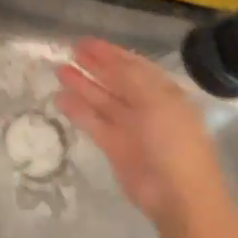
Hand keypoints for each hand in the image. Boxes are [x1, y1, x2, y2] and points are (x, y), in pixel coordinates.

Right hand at [55, 38, 224, 225]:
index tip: (86, 42)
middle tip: (69, 51)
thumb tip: (108, 57)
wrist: (178, 196)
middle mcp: (147, 108)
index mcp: (164, 94)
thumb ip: (130, 77)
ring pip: (102, 101)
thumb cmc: (173, 141)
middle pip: (117, 81)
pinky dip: (77, 111)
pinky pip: (93, 123)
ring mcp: (131, 128)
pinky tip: (59, 98)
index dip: (111, 53)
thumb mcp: (156, 101)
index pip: (134, 66)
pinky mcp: (115, 148)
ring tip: (59, 70)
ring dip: (82, 85)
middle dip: (95, 66)